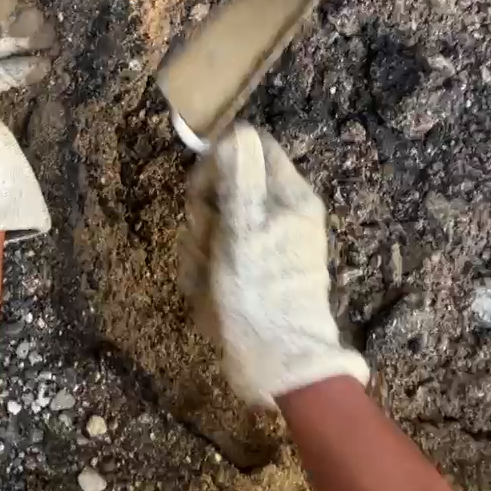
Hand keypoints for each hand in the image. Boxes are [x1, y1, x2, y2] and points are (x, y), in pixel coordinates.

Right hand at [183, 123, 368, 406]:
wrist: (276, 359)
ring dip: (201, 245)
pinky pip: (219, 250)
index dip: (220, 161)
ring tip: (208, 275)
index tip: (203, 190)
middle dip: (205, 213)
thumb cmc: (260, 289)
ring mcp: (268, 241)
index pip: (253, 147)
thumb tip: (237, 130)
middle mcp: (281, 212)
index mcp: (289, 194)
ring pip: (216, 220)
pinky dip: (206, 267)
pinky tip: (207, 288)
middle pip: (227, 184)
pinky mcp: (253, 267)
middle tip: (206, 240)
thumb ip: (239, 174)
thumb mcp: (244, 225)